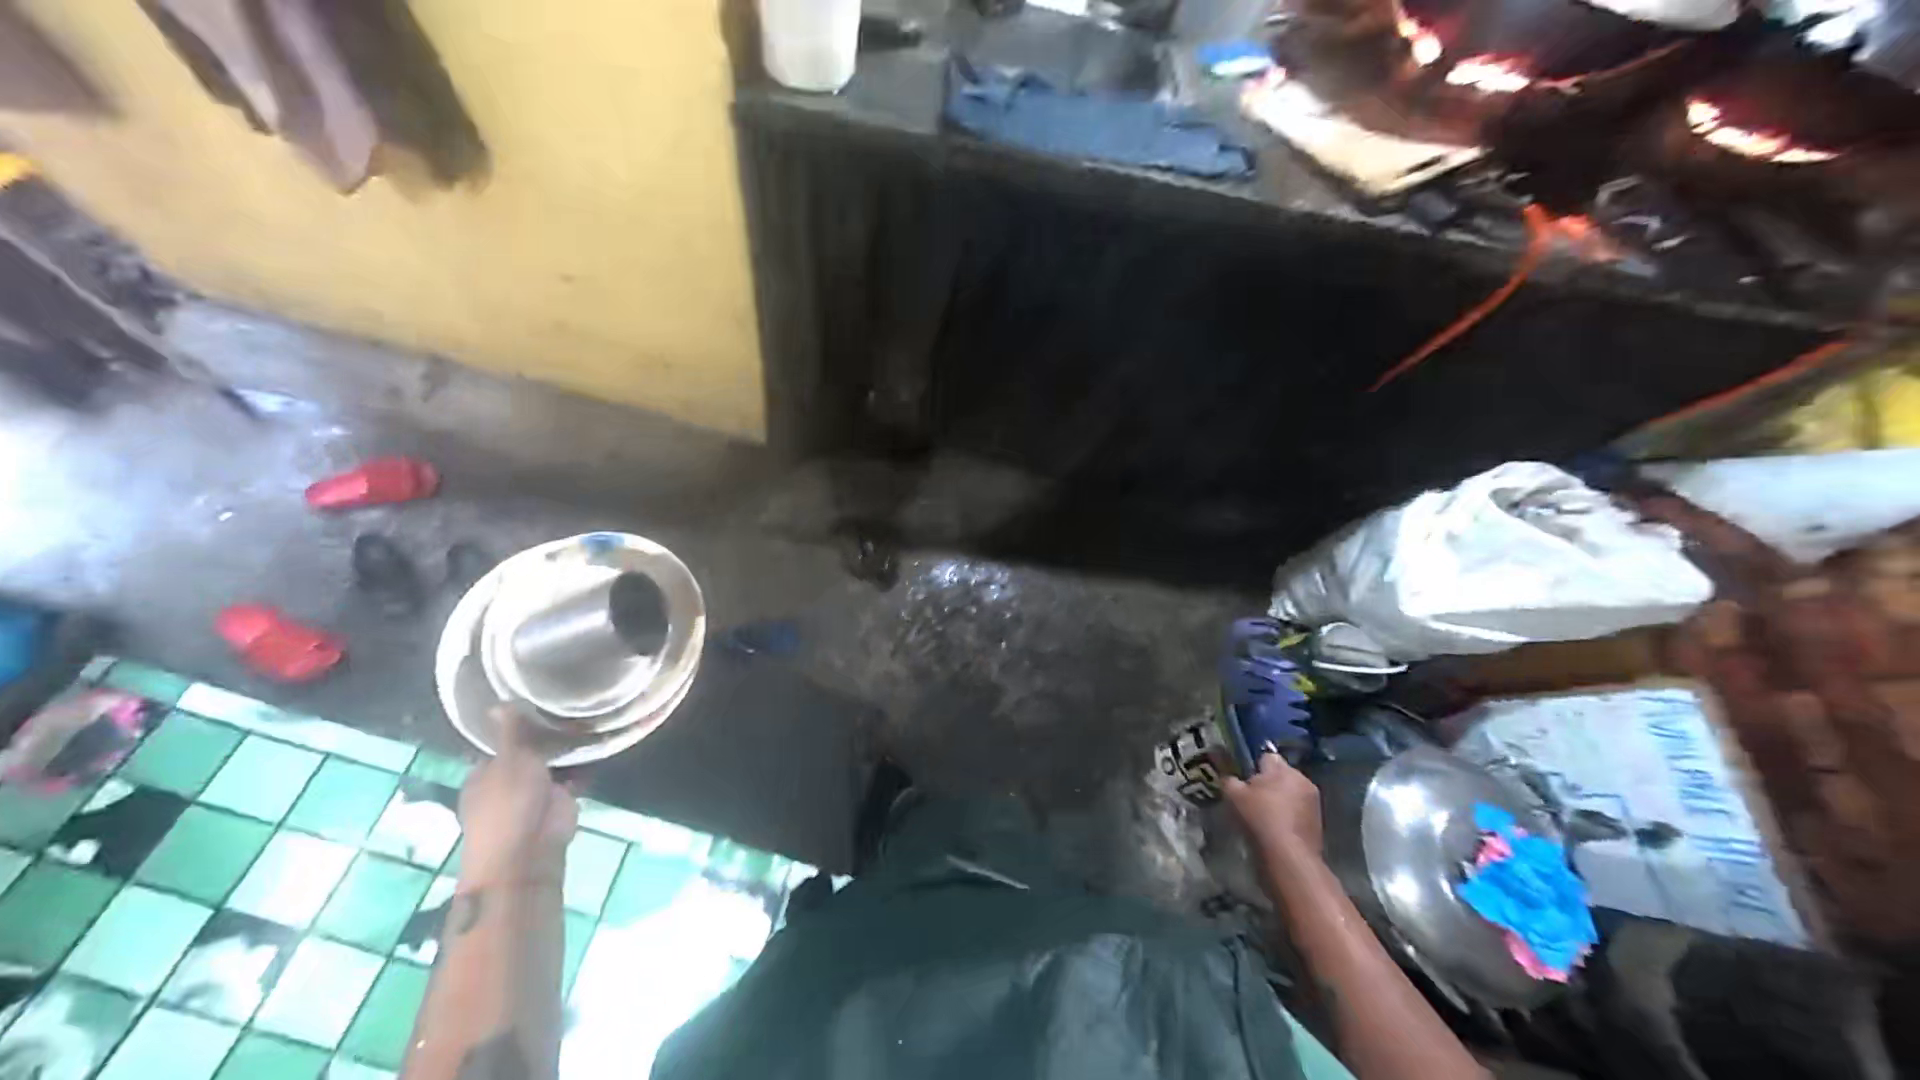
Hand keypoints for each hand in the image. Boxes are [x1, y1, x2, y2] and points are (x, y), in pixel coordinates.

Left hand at [457, 705, 576, 889]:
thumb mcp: (509, 759)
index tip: (540, 704)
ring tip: (589, 721)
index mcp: (483, 774)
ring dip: (567, 751)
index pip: (501, 743)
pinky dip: (583, 767)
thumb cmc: (508, 804)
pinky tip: (597, 745)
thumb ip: (510, 731)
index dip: (518, 725)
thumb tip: (498, 701)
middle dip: (547, 737)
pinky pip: (572, 778)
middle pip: (529, 753)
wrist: (528, 850)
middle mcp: (506, 783)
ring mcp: (534, 794)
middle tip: (572, 709)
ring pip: (552, 765)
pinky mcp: (559, 802)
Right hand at [1224, 751, 1322, 861]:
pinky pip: (1298, 810)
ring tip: (1265, 815)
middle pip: (1281, 775)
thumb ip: (1230, 780)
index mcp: (1283, 769)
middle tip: (1252, 798)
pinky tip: (1276, 828)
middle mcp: (1303, 780)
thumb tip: (1230, 777)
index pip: (1266, 757)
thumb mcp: (1233, 795)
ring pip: (1291, 793)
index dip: (1254, 766)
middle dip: (1269, 783)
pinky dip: (1289, 815)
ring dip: (1281, 799)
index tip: (1244, 780)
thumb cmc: (1259, 818)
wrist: (1288, 856)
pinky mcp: (1318, 822)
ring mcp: (1313, 802)